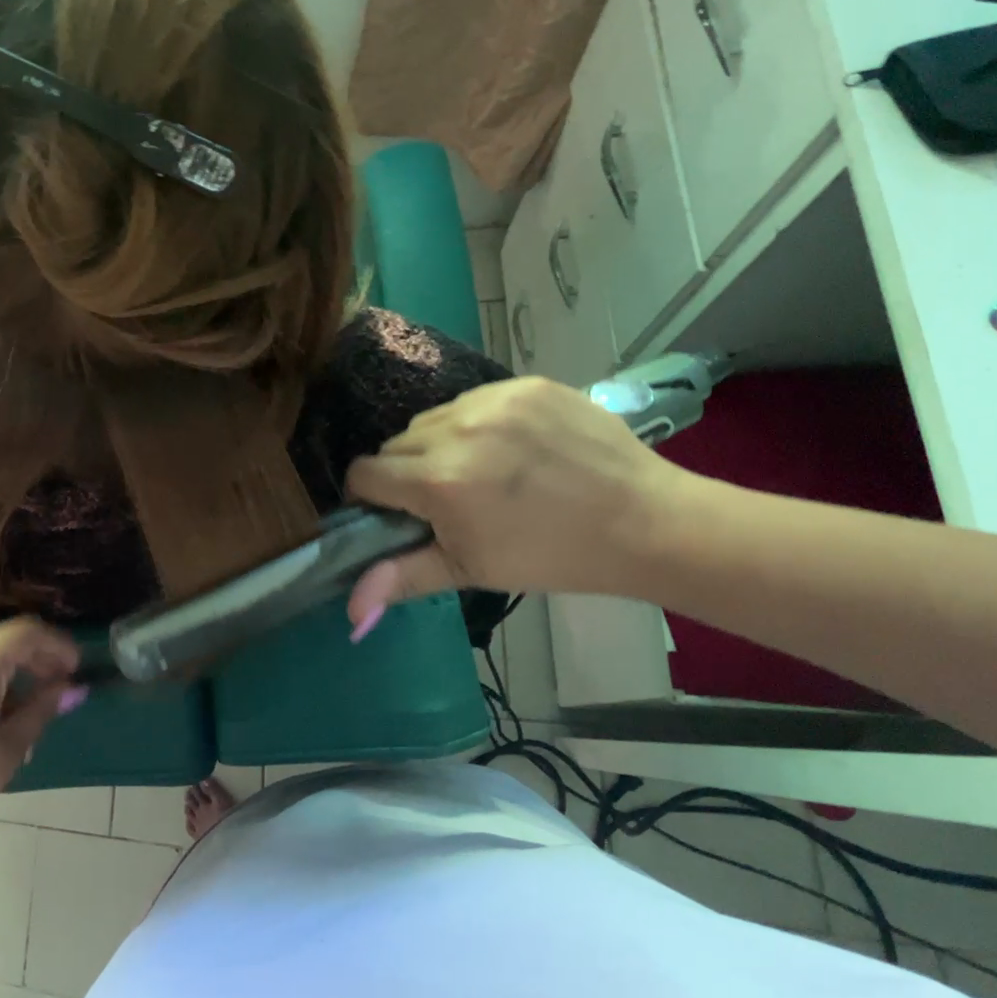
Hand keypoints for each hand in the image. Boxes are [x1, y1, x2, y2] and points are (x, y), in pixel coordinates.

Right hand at [345, 377, 691, 624]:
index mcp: (438, 480)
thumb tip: (351, 613)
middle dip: (405, 473)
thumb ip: (402, 579)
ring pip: (430, 420)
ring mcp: (493, 401)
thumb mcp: (470, 570)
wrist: (646, 522)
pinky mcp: (524, 384)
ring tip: (479, 471)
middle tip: (443, 500)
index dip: (370, 498)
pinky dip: (477, 423)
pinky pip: (472, 401)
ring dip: (438, 445)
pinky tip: (509, 449)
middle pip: (394, 446)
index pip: (364, 473)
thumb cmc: (551, 556)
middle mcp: (456, 430)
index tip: (395, 515)